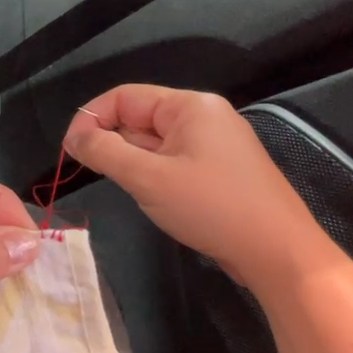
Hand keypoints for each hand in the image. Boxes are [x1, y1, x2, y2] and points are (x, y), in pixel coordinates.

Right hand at [63, 84, 342, 293]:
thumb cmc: (212, 208)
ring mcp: (214, 144)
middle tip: (95, 173)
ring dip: (130, 161)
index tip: (71, 150)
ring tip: (129, 187)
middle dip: (111, 142)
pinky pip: (169, 159)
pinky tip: (152, 197)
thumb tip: (73, 138)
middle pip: (136, 117)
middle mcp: (204, 116)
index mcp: (190, 106)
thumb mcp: (146, 178)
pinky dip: (151, 173)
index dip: (90, 118)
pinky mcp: (218, 169)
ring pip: (150, 142)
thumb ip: (102, 151)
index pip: (123, 97)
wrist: (281, 256)